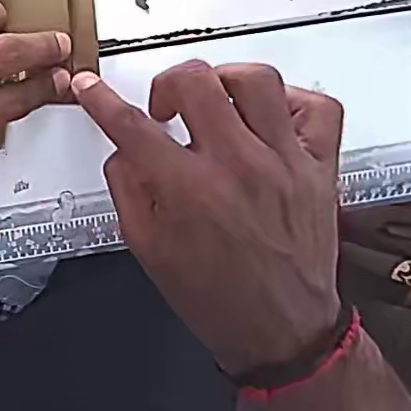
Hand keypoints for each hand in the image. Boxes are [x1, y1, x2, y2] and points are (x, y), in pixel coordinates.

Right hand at [72, 61, 343, 373]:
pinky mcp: (319, 167)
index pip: (131, 126)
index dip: (100, 99)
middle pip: (195, 82)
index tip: (91, 86)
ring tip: (213, 102)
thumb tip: (122, 148)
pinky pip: (316, 106)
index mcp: (188, 192)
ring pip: (255, 80)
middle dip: (165, 84)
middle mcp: (238, 169)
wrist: (282, 330)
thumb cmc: (217, 296)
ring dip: (222, 81)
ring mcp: (284, 163)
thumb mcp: (147, 247)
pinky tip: (266, 116)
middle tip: (163, 106)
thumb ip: (127, 189)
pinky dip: (289, 99)